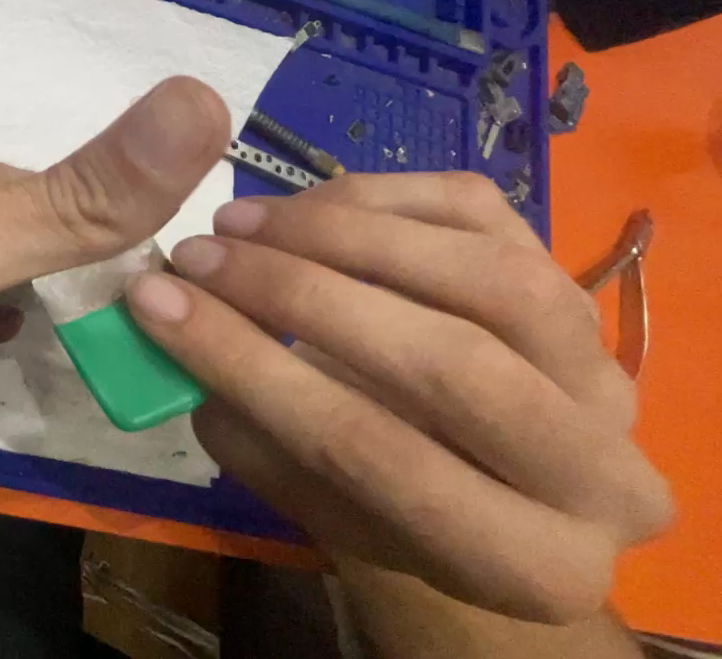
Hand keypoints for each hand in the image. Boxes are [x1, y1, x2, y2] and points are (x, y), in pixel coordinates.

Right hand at [125, 173, 673, 623]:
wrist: (454, 473)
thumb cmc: (356, 494)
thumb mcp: (282, 479)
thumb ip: (229, 404)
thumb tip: (165, 306)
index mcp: (522, 559)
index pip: (370, 450)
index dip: (246, 364)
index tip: (150, 300)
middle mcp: (600, 473)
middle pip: (449, 361)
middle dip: (294, 292)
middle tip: (194, 254)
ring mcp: (604, 368)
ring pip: (486, 276)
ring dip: (336, 234)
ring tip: (237, 221)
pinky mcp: (576, 283)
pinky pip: (479, 213)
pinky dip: (374, 197)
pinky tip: (299, 207)